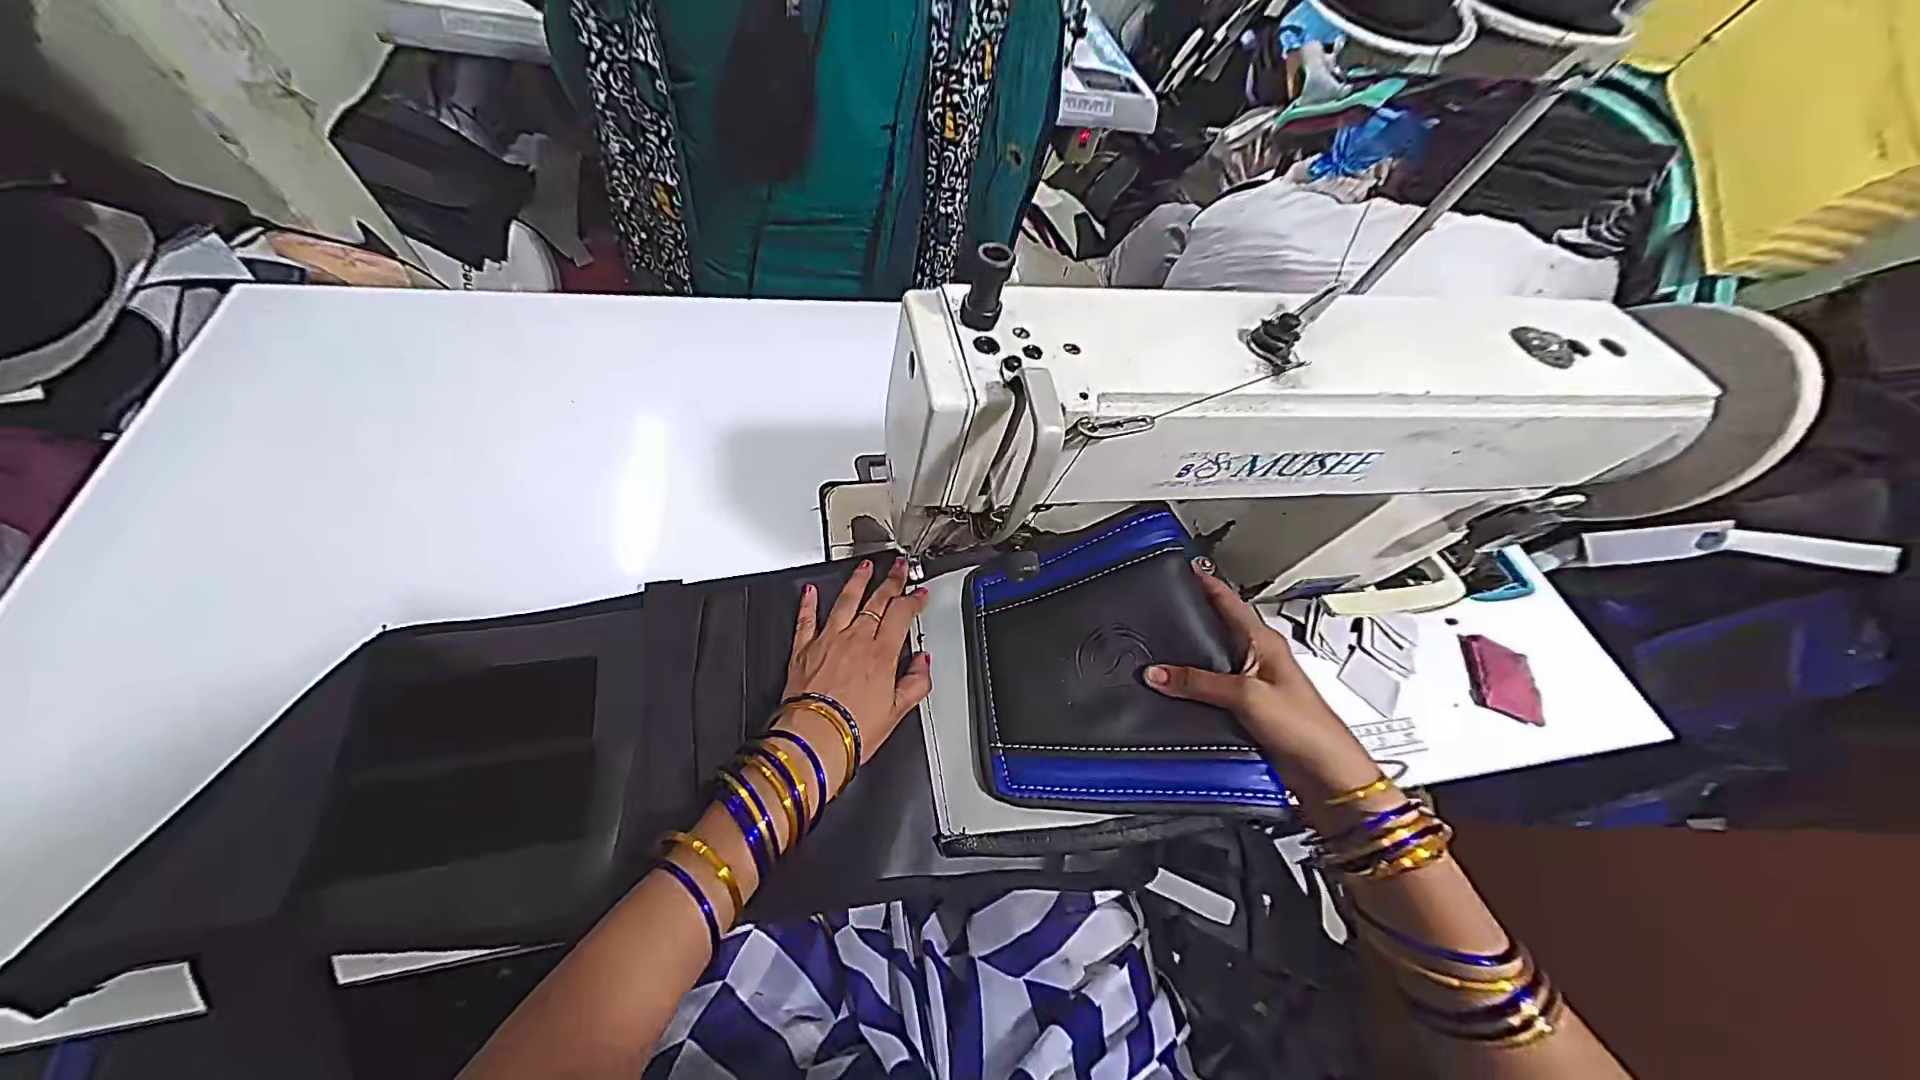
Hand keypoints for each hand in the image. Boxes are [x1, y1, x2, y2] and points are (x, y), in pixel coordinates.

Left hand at [783, 559, 931, 766]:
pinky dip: (807, 603)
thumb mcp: (898, 711)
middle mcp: (855, 640)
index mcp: (881, 653)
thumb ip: (916, 682)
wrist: (813, 740)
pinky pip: (806, 619)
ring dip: (857, 581)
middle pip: (877, 601)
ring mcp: (828, 641)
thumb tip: (922, 664)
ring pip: (845, 601)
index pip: (901, 614)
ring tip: (864, 567)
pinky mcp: (803, 650)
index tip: (919, 594)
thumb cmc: (852, 730)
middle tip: (899, 568)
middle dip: (892, 581)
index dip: (913, 600)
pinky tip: (809, 591)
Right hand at [1144, 565, 1378, 796]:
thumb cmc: (1306, 727)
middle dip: (1192, 617)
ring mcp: (1252, 683)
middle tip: (1166, 603)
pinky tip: (1177, 690)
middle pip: (1218, 629)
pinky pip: (1212, 689)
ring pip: (1212, 660)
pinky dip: (1193, 686)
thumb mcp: (1245, 695)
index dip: (1207, 583)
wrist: (1325, 773)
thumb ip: (1198, 682)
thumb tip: (1158, 672)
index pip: (1229, 602)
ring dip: (1189, 656)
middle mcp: (1258, 658)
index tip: (1186, 568)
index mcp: (1264, 642)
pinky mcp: (1247, 708)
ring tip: (1163, 644)